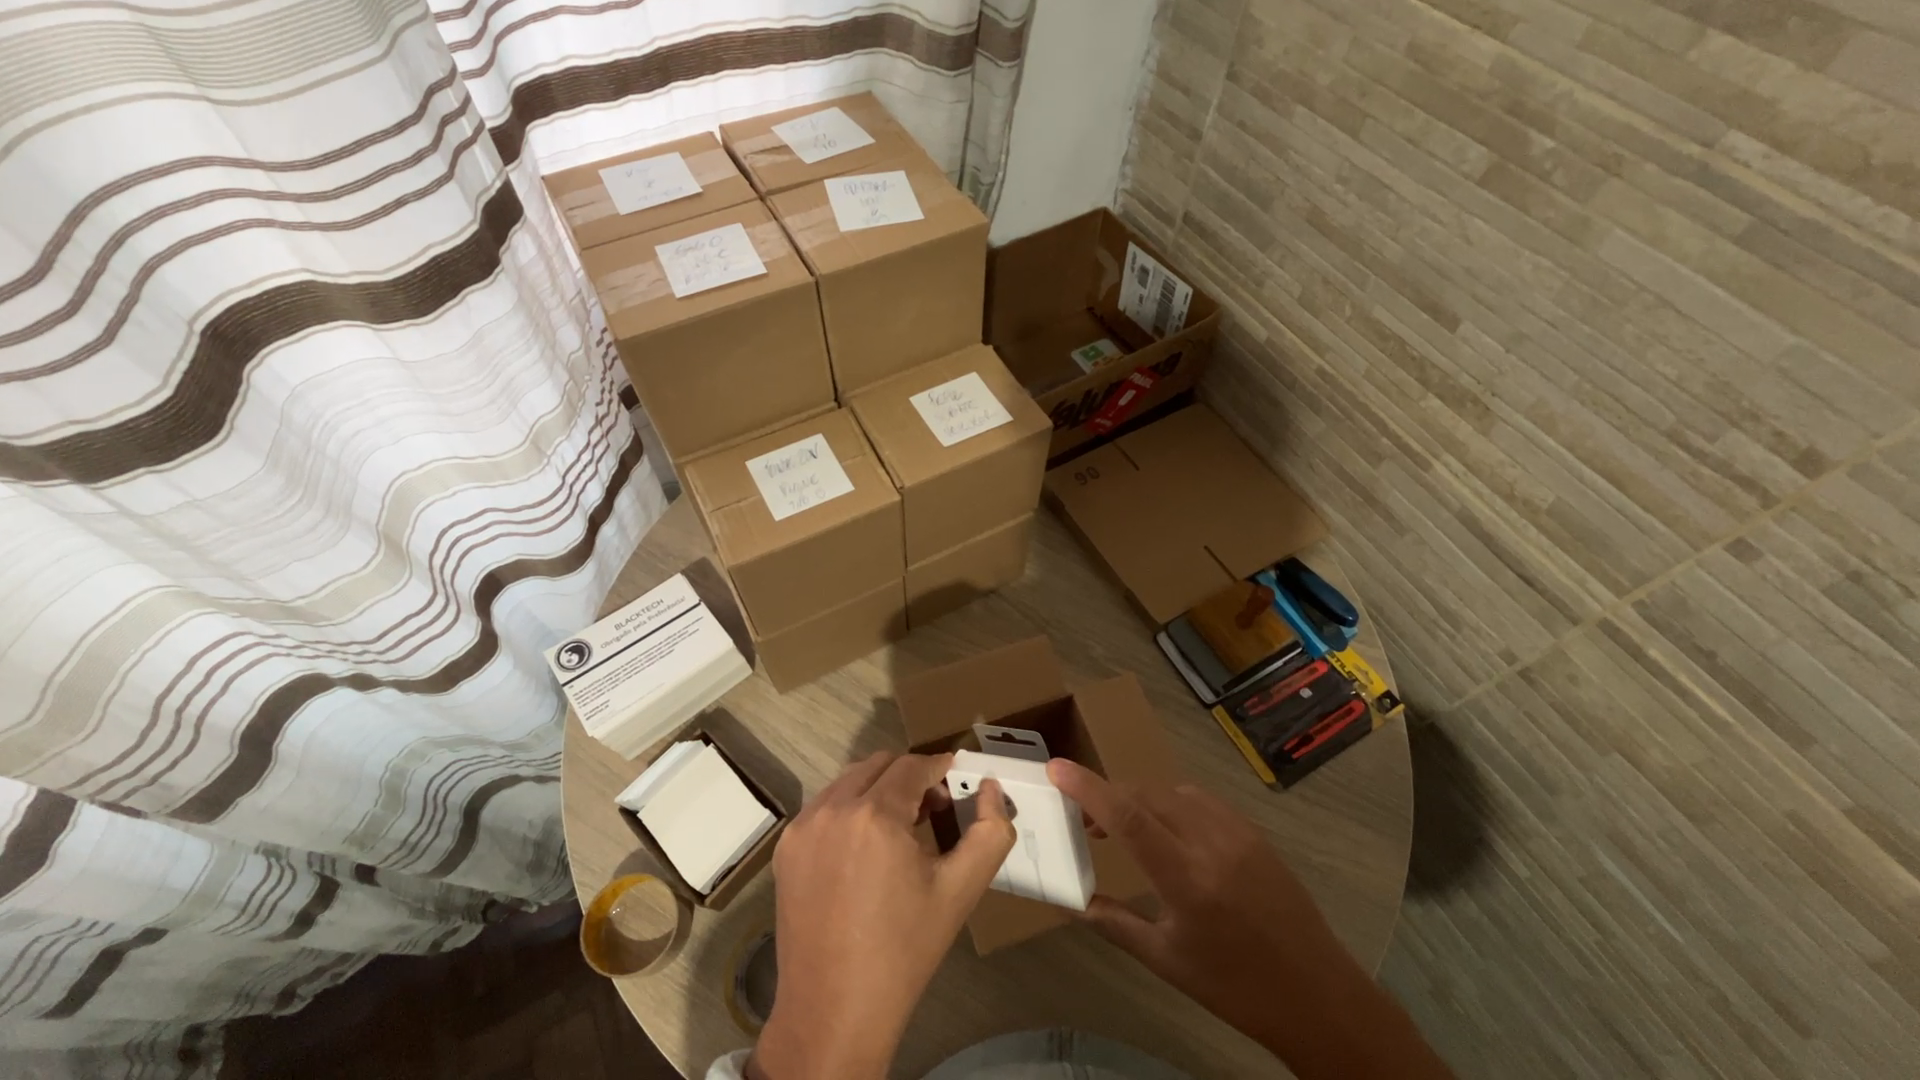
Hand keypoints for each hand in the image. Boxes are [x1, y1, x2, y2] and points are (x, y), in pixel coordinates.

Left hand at [749, 752, 1014, 1079]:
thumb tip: (991, 789)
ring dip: (878, 790)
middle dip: (910, 777)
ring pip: (848, 781)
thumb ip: (990, 831)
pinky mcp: (786, 849)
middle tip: (934, 809)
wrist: (836, 1006)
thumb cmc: (906, 948)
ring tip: (900, 830)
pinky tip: (866, 850)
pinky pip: (824, 808)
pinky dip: (849, 811)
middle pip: (879, 765)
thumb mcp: (962, 890)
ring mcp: (802, 828)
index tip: (958, 784)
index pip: (913, 765)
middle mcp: (832, 809)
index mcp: (875, 815)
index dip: (940, 768)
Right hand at [1049, 760, 1453, 1079]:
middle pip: (1146, 794)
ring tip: (1121, 824)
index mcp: (1186, 878)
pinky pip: (1202, 801)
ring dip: (1139, 797)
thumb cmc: (1233, 986)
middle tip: (1080, 817)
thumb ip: (1114, 922)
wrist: (1316, 994)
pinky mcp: (1255, 834)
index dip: (1087, 787)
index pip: (1127, 816)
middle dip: (1108, 794)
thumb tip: (1072, 901)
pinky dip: (1172, 802)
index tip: (1056, 768)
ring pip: (1173, 791)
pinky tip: (1165, 828)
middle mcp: (1211, 843)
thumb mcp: (1165, 959)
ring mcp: (1238, 833)